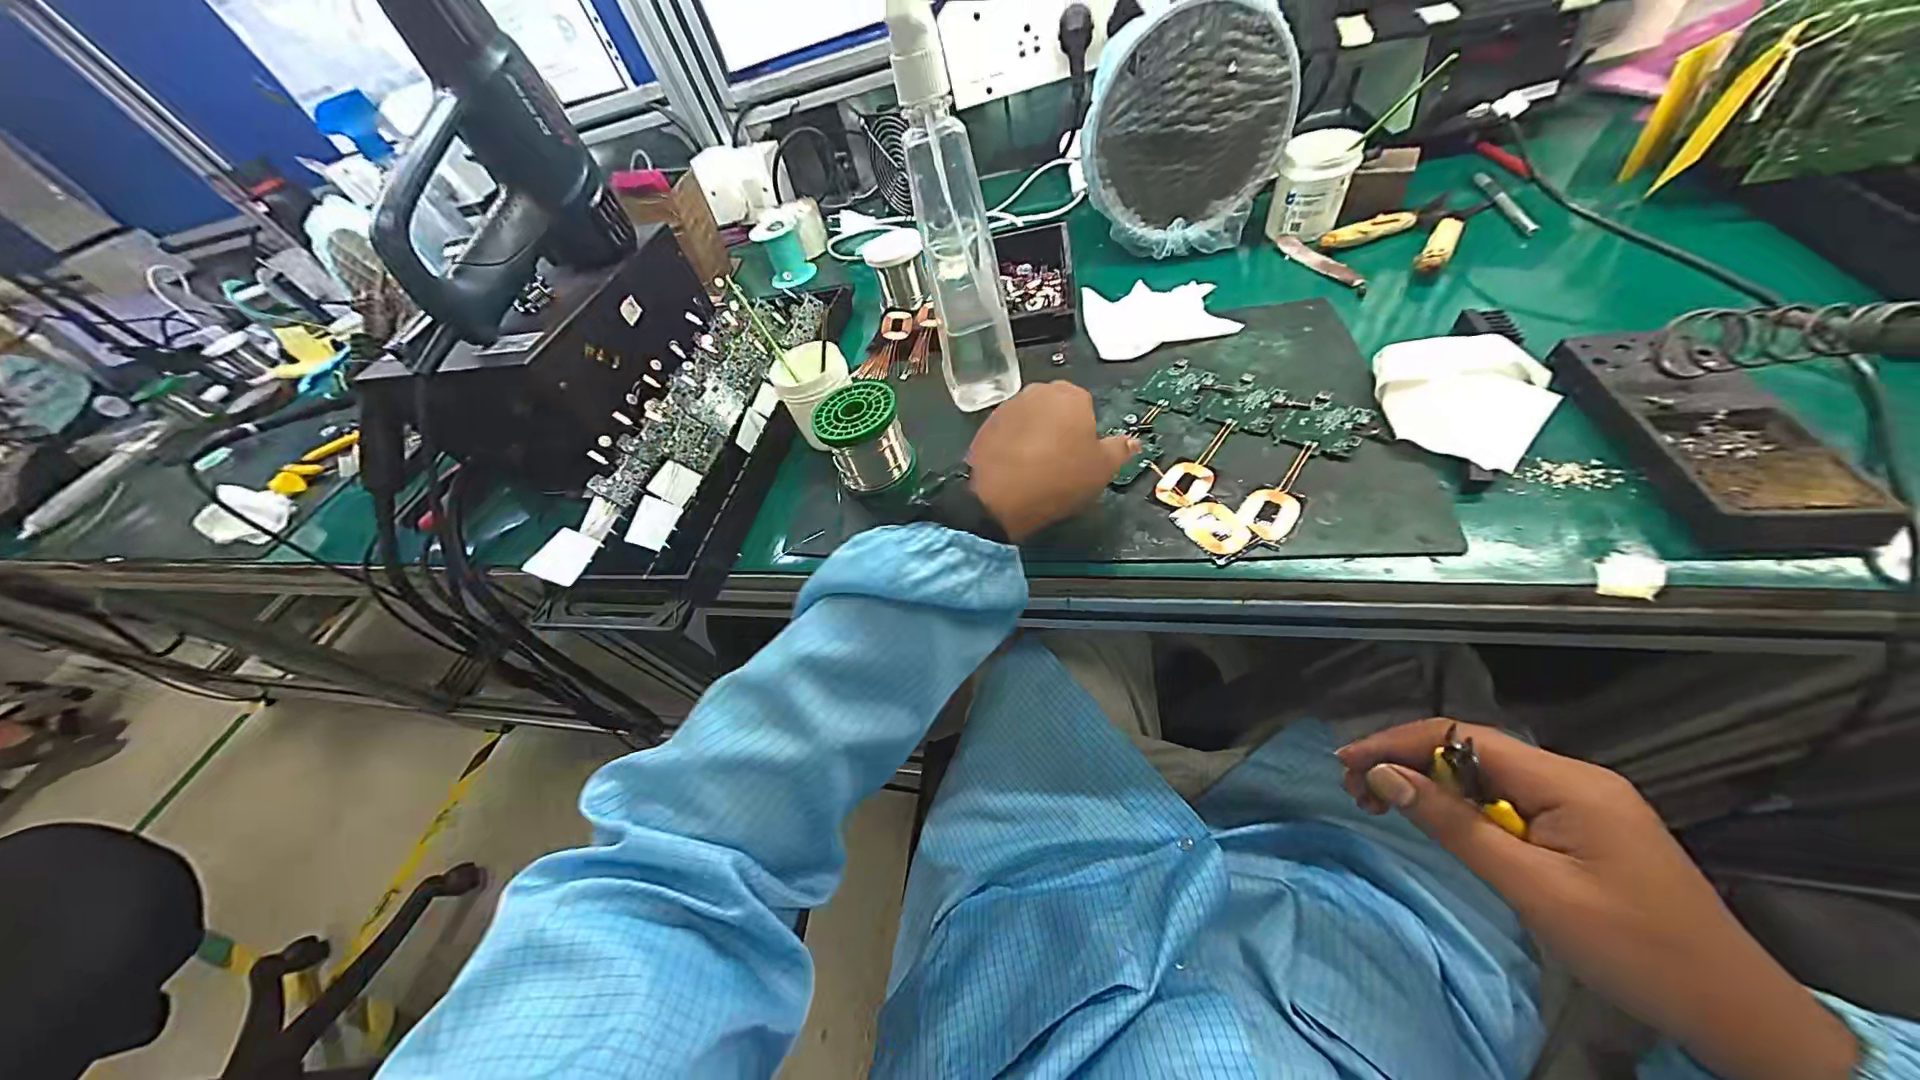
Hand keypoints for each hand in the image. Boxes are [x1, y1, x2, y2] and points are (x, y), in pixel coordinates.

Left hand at [966, 382, 1136, 543]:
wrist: (999, 498)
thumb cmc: (1059, 478)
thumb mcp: (1102, 469)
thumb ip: (1119, 450)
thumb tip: (1132, 442)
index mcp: (1070, 395)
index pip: (1086, 406)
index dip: (1085, 432)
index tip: (1082, 455)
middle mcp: (1037, 392)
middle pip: (1056, 409)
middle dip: (1060, 428)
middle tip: (1061, 461)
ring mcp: (1007, 407)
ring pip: (1031, 419)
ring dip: (1035, 436)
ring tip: (1037, 468)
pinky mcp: (985, 426)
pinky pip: (1008, 432)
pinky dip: (1013, 445)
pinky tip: (1016, 469)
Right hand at [1337, 719, 1856, 1079]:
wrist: (1740, 1014)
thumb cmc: (1634, 949)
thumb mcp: (1531, 887)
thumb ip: (1453, 823)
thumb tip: (1383, 774)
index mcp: (1567, 782)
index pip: (1459, 737)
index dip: (1395, 743)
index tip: (1345, 761)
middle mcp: (1574, 777)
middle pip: (1468, 749)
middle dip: (1406, 762)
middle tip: (1357, 789)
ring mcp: (1582, 800)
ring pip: (1484, 773)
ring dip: (1430, 784)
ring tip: (1384, 803)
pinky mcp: (1584, 825)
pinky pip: (1506, 798)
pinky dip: (1462, 804)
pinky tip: (1441, 820)